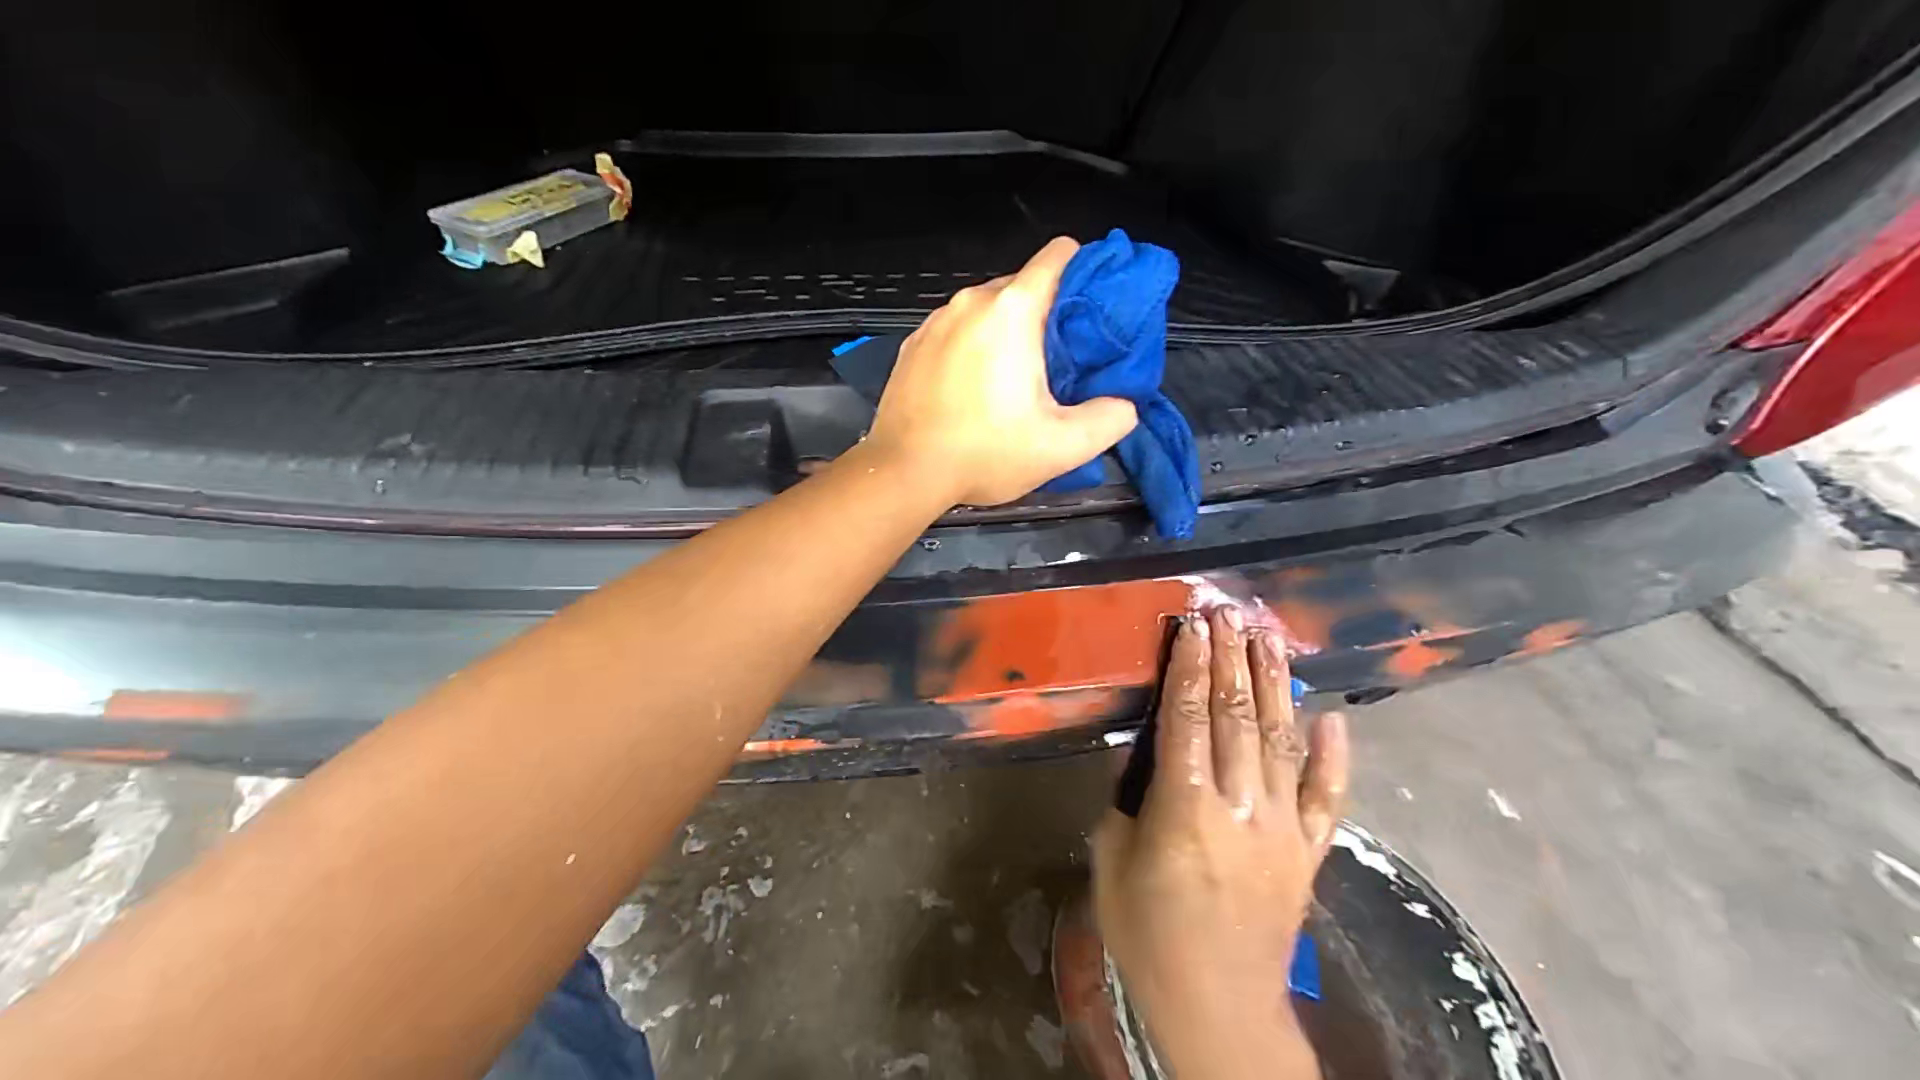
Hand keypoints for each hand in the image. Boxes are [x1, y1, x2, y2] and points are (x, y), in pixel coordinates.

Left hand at [864, 237, 1138, 506]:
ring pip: (987, 309)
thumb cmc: (984, 454)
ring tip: (1014, 380)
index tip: (1094, 311)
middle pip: (1024, 285)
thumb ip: (1110, 419)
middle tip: (1058, 363)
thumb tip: (1124, 405)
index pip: (1059, 256)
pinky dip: (972, 347)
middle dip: (1047, 314)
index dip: (1086, 273)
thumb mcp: (1062, 446)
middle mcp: (970, 302)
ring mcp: (935, 321)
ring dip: (1007, 333)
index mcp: (1011, 310)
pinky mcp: (913, 344)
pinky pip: (956, 331)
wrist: (905, 473)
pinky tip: (973, 388)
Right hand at [1092, 606, 1349, 1079]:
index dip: (1190, 666)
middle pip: (1238, 717)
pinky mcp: (1309, 852)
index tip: (1193, 625)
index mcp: (1184, 808)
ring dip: (1275, 684)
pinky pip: (1328, 798)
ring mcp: (1283, 828)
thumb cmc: (1148, 933)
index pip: (1188, 718)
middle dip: (1231, 659)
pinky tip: (1333, 718)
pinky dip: (1333, 756)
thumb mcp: (1113, 860)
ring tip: (1269, 637)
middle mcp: (1241, 806)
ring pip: (1283, 741)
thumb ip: (1128, 800)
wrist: (1218, 1006)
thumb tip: (1144, 753)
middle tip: (1228, 613)